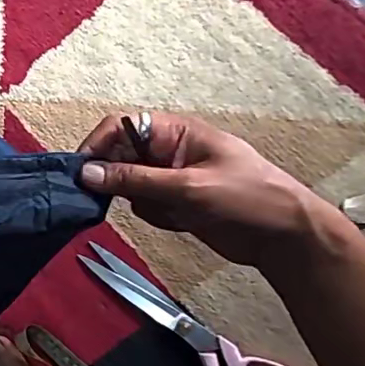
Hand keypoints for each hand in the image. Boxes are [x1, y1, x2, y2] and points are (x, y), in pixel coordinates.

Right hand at [76, 112, 343, 268]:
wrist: (283, 238)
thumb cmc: (247, 198)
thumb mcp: (187, 187)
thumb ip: (134, 180)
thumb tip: (87, 173)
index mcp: (175, 132)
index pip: (121, 127)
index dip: (97, 146)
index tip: (81, 173)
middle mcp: (167, 151)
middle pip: (120, 157)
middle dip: (119, 181)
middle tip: (132, 198)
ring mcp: (170, 178)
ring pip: (129, 187)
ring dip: (144, 203)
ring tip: (174, 212)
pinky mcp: (174, 203)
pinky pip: (145, 207)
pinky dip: (157, 217)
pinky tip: (183, 222)